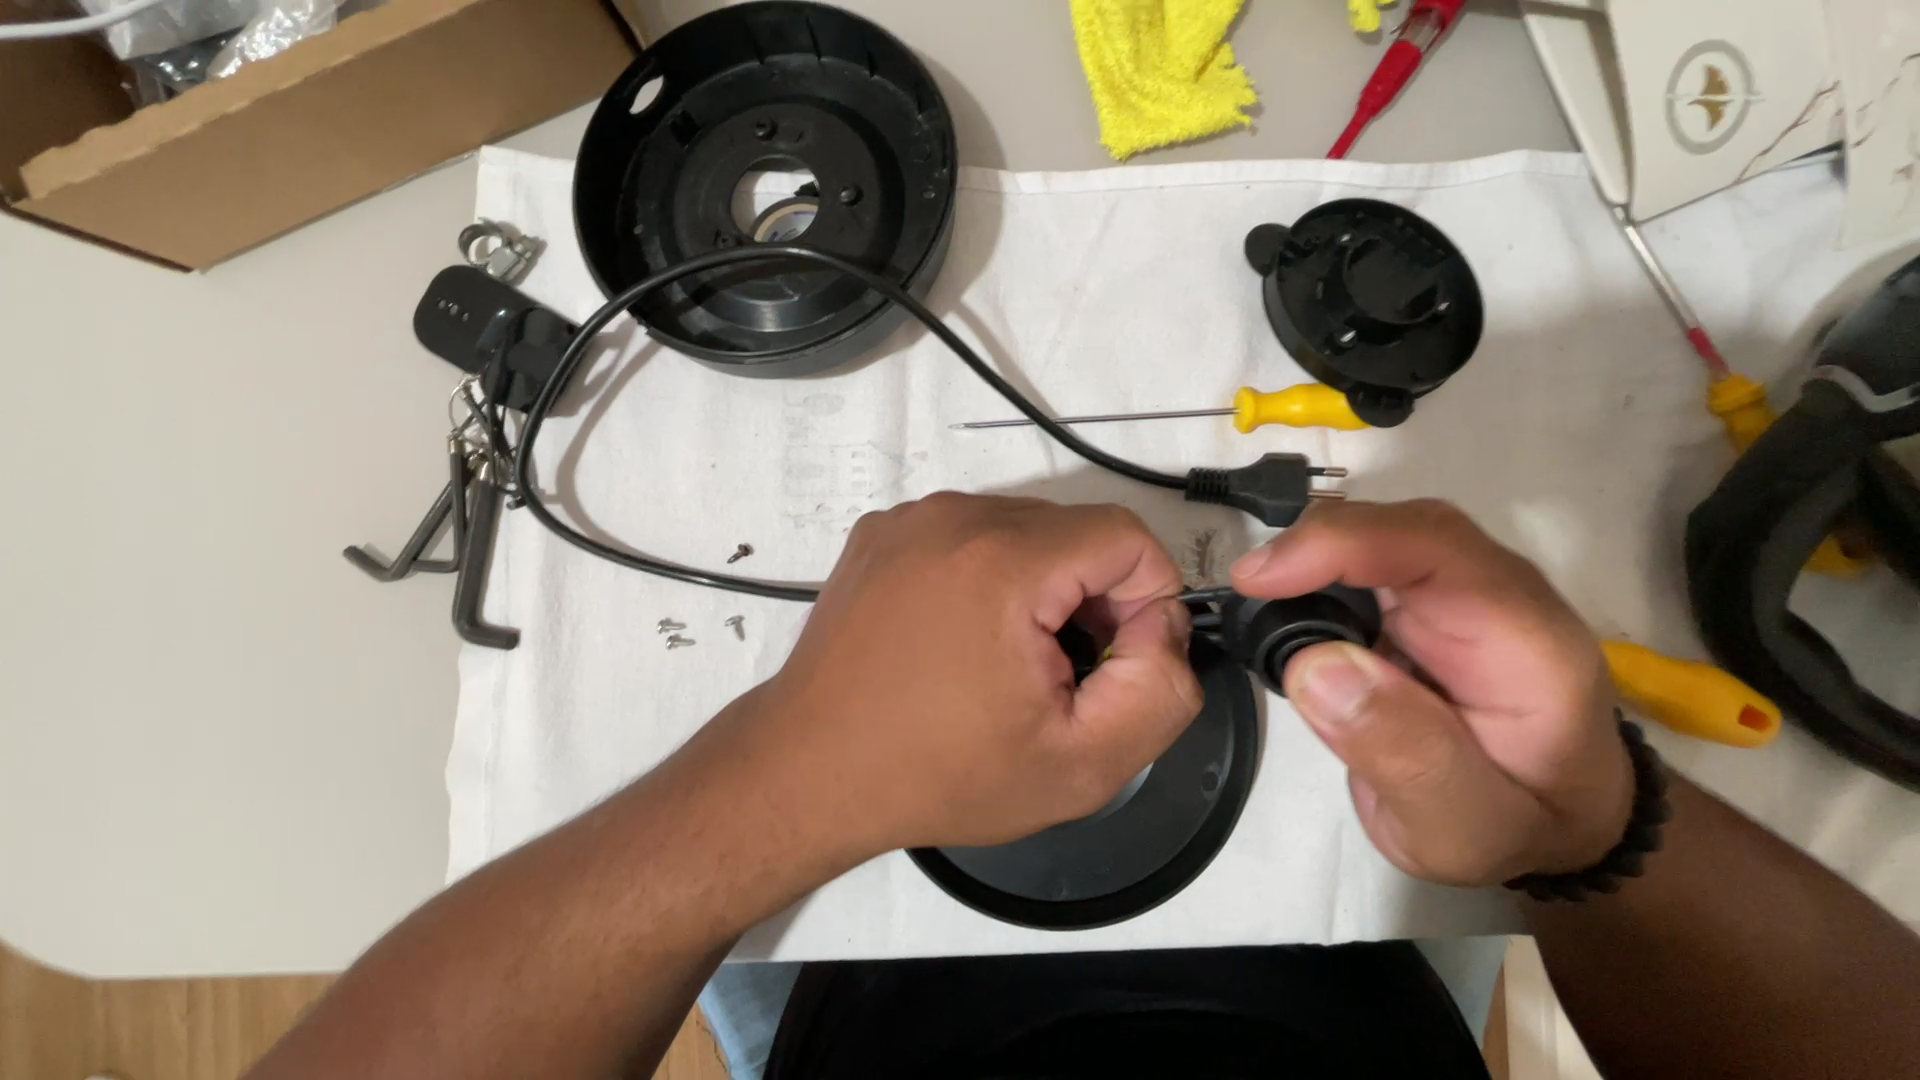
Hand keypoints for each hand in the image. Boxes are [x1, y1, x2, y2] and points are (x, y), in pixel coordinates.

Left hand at [702, 494, 1201, 859]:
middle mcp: (953, 517)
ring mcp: (908, 519)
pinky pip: (966, 536)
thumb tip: (1160, 631)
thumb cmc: (940, 773)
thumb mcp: (1079, 764)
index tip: (1116, 663)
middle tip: (1061, 674)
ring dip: (1039, 587)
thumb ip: (1158, 692)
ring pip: (1021, 530)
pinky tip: (957, 639)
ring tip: (1004, 661)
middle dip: (1093, 597)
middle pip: (1073, 531)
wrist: (808, 770)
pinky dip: (985, 576)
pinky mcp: (879, 533)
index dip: (1146, 600)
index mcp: (1003, 560)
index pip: (1126, 537)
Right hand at [1231, 499, 1631, 886]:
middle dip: (1317, 543)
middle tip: (1247, 590)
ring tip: (1259, 602)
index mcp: (1523, 643)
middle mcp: (1500, 599)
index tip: (1258, 582)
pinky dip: (1319, 573)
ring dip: (1313, 556)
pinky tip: (1287, 608)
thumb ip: (1404, 753)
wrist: (1557, 827)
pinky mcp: (1431, 605)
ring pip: (1385, 535)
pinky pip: (1372, 562)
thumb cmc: (1517, 830)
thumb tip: (1314, 666)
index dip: (1339, 546)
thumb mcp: (1464, 827)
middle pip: (1406, 527)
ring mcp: (1465, 596)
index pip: (1435, 551)